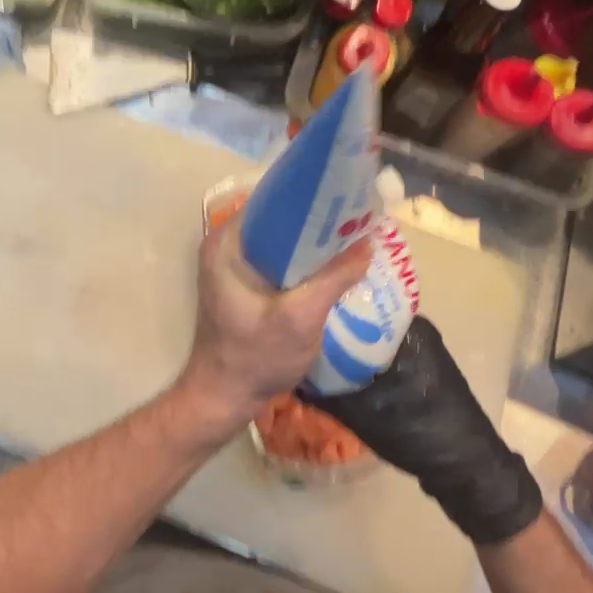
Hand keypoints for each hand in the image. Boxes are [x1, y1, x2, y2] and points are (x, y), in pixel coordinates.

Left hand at [175, 216, 371, 439]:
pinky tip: (334, 266)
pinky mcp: (244, 283)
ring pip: (282, 240)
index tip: (346, 195)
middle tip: (358, 218)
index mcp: (226, 242)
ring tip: (353, 236)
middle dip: (318, 220)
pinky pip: (279, 260)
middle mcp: (226, 245)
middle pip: (279, 219)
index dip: (310, 196)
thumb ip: (333, 278)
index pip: (272, 200)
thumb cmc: (255, 357)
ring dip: (314, 242)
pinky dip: (305, 261)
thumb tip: (369, 242)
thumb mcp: (300, 318)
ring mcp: (233, 265)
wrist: (224, 397)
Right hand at [308, 317, 541, 544]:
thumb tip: (290, 370)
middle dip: (331, 329)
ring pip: (371, 338)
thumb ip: (324, 390)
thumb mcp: (362, 413)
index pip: (357, 302)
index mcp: (407, 329)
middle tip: (297, 338)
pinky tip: (337, 372)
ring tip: (311, 353)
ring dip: (346, 348)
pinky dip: (361, 361)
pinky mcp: (421, 368)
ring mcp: (420, 349)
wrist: (468, 469)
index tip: (296, 317)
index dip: (324, 308)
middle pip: (362, 319)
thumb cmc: (417, 433)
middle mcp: (415, 330)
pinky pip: (382, 354)